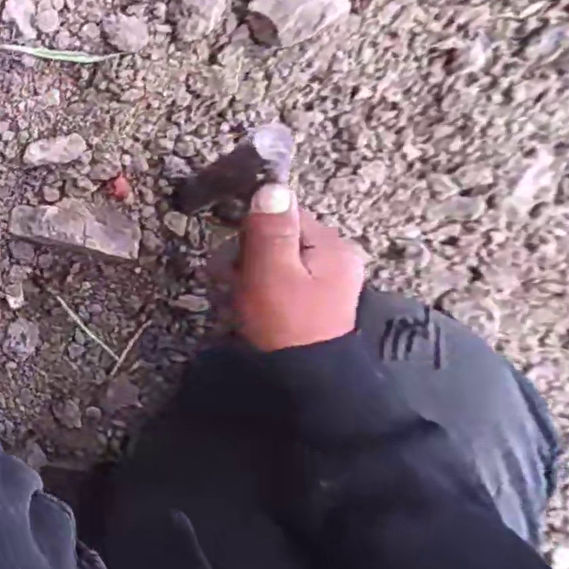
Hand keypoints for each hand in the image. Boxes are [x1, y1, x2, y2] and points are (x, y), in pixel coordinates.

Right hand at [230, 183, 366, 351]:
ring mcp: (325, 280)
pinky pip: (279, 276)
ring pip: (275, 256)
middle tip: (233, 276)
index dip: (254, 227)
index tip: (236, 251)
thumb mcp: (271, 271)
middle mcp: (336, 258)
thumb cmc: (285, 323)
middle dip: (248, 250)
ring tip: (236, 291)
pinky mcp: (312, 299)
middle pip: (279, 234)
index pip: (285, 214)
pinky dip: (259, 283)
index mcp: (333, 247)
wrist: (302, 381)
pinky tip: (246, 300)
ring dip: (249, 268)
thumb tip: (272, 186)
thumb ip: (271, 229)